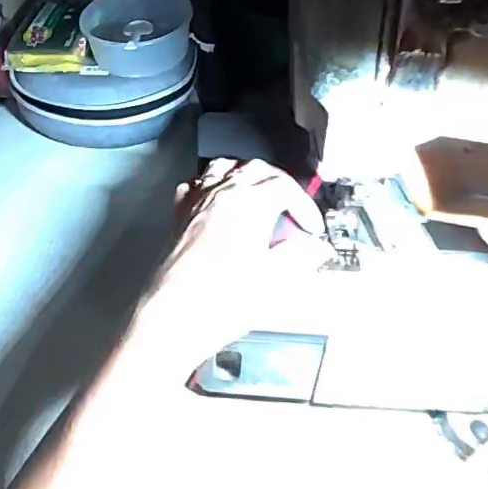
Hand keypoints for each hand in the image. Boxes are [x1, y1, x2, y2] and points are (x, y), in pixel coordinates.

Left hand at [124, 158, 329, 377]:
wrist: (170, 320)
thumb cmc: (220, 302)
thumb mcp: (273, 282)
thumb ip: (299, 258)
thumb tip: (316, 249)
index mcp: (250, 204)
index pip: (285, 187)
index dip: (304, 205)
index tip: (311, 228)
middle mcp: (222, 194)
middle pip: (256, 169)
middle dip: (279, 183)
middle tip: (291, 208)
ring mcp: (198, 202)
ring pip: (225, 168)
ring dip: (246, 176)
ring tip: (258, 197)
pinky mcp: (180, 217)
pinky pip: (198, 185)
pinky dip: (212, 186)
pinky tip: (218, 203)